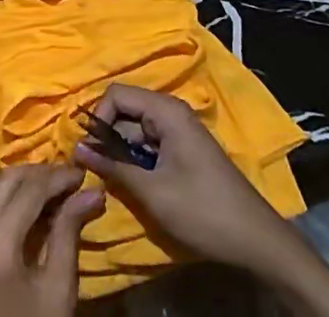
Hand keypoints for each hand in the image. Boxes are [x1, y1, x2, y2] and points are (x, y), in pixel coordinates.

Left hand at [0, 164, 104, 316]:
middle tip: (71, 180)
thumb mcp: (59, 286)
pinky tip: (38, 207)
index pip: (30, 190)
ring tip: (58, 190)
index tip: (84, 174)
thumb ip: (69, 231)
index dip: (59, 176)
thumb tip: (93, 191)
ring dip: (27, 182)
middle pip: (7, 180)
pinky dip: (15, 197)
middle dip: (42, 173)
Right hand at [71, 85, 295, 273]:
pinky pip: (148, 143)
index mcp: (166, 111)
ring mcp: (178, 131)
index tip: (88, 151)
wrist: (251, 235)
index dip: (98, 118)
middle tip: (90, 170)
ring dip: (118, 151)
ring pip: (135, 129)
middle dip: (105, 136)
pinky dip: (134, 159)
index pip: (117, 94)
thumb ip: (113, 167)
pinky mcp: (182, 149)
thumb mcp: (151, 191)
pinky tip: (128, 183)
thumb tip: (77, 149)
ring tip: (107, 180)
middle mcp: (171, 112)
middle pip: (125, 110)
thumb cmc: (201, 209)